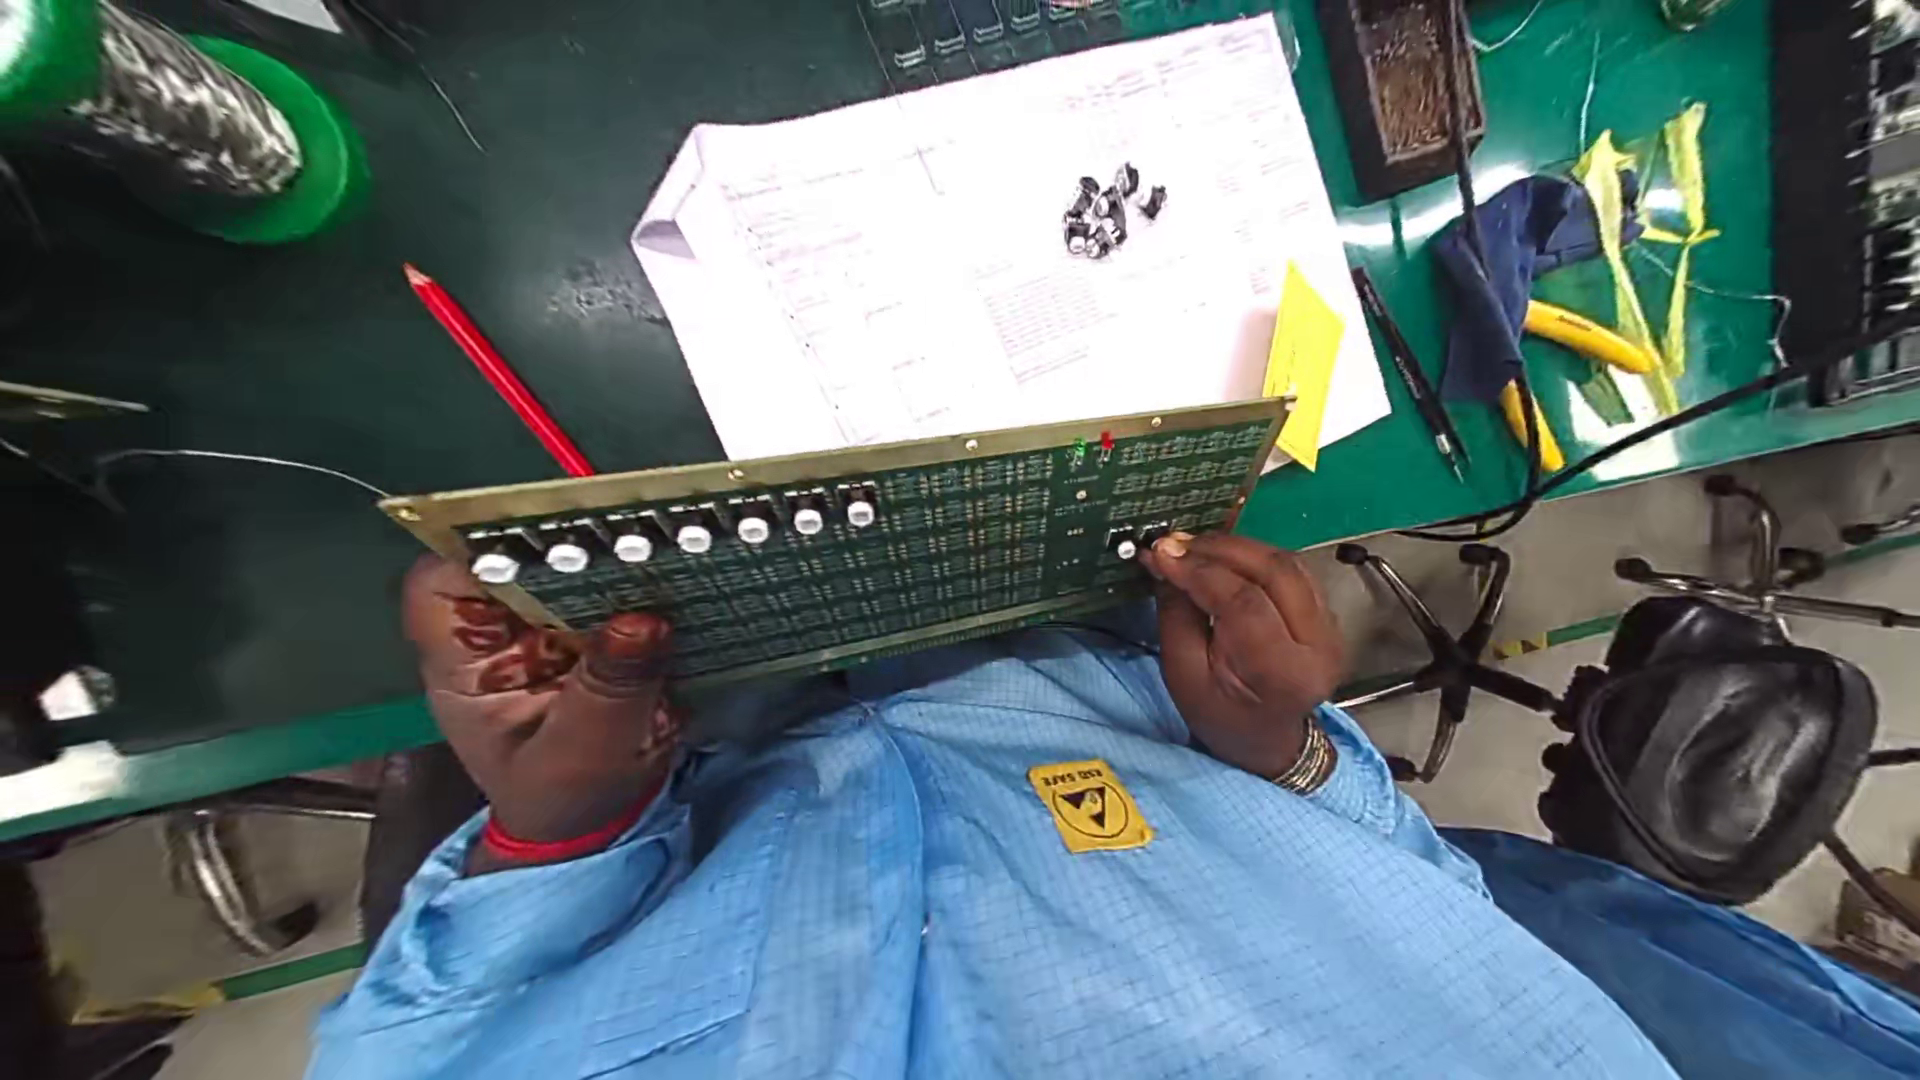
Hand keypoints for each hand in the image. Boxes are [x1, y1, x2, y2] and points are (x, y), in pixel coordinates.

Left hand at [401, 555, 678, 865]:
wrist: (603, 818)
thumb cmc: (568, 796)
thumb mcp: (585, 752)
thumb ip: (610, 689)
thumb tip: (644, 619)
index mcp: (470, 664)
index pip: (446, 583)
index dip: (483, 549)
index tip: (552, 536)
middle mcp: (509, 635)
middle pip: (523, 564)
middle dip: (573, 544)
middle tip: (631, 534)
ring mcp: (561, 631)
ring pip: (578, 573)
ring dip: (620, 558)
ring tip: (668, 546)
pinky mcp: (606, 634)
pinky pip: (623, 595)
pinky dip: (651, 583)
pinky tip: (685, 574)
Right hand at [1138, 533, 1343, 777]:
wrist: (1265, 737)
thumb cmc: (1218, 713)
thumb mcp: (1183, 672)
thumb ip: (1176, 613)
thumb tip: (1165, 560)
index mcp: (1280, 671)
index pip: (1243, 602)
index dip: (1199, 569)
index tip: (1161, 553)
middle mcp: (1318, 644)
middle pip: (1274, 570)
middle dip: (1218, 548)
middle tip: (1174, 542)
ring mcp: (1330, 626)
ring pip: (1286, 562)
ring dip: (1235, 546)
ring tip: (1192, 546)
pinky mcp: (1326, 614)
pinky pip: (1291, 569)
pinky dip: (1251, 555)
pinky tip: (1220, 555)